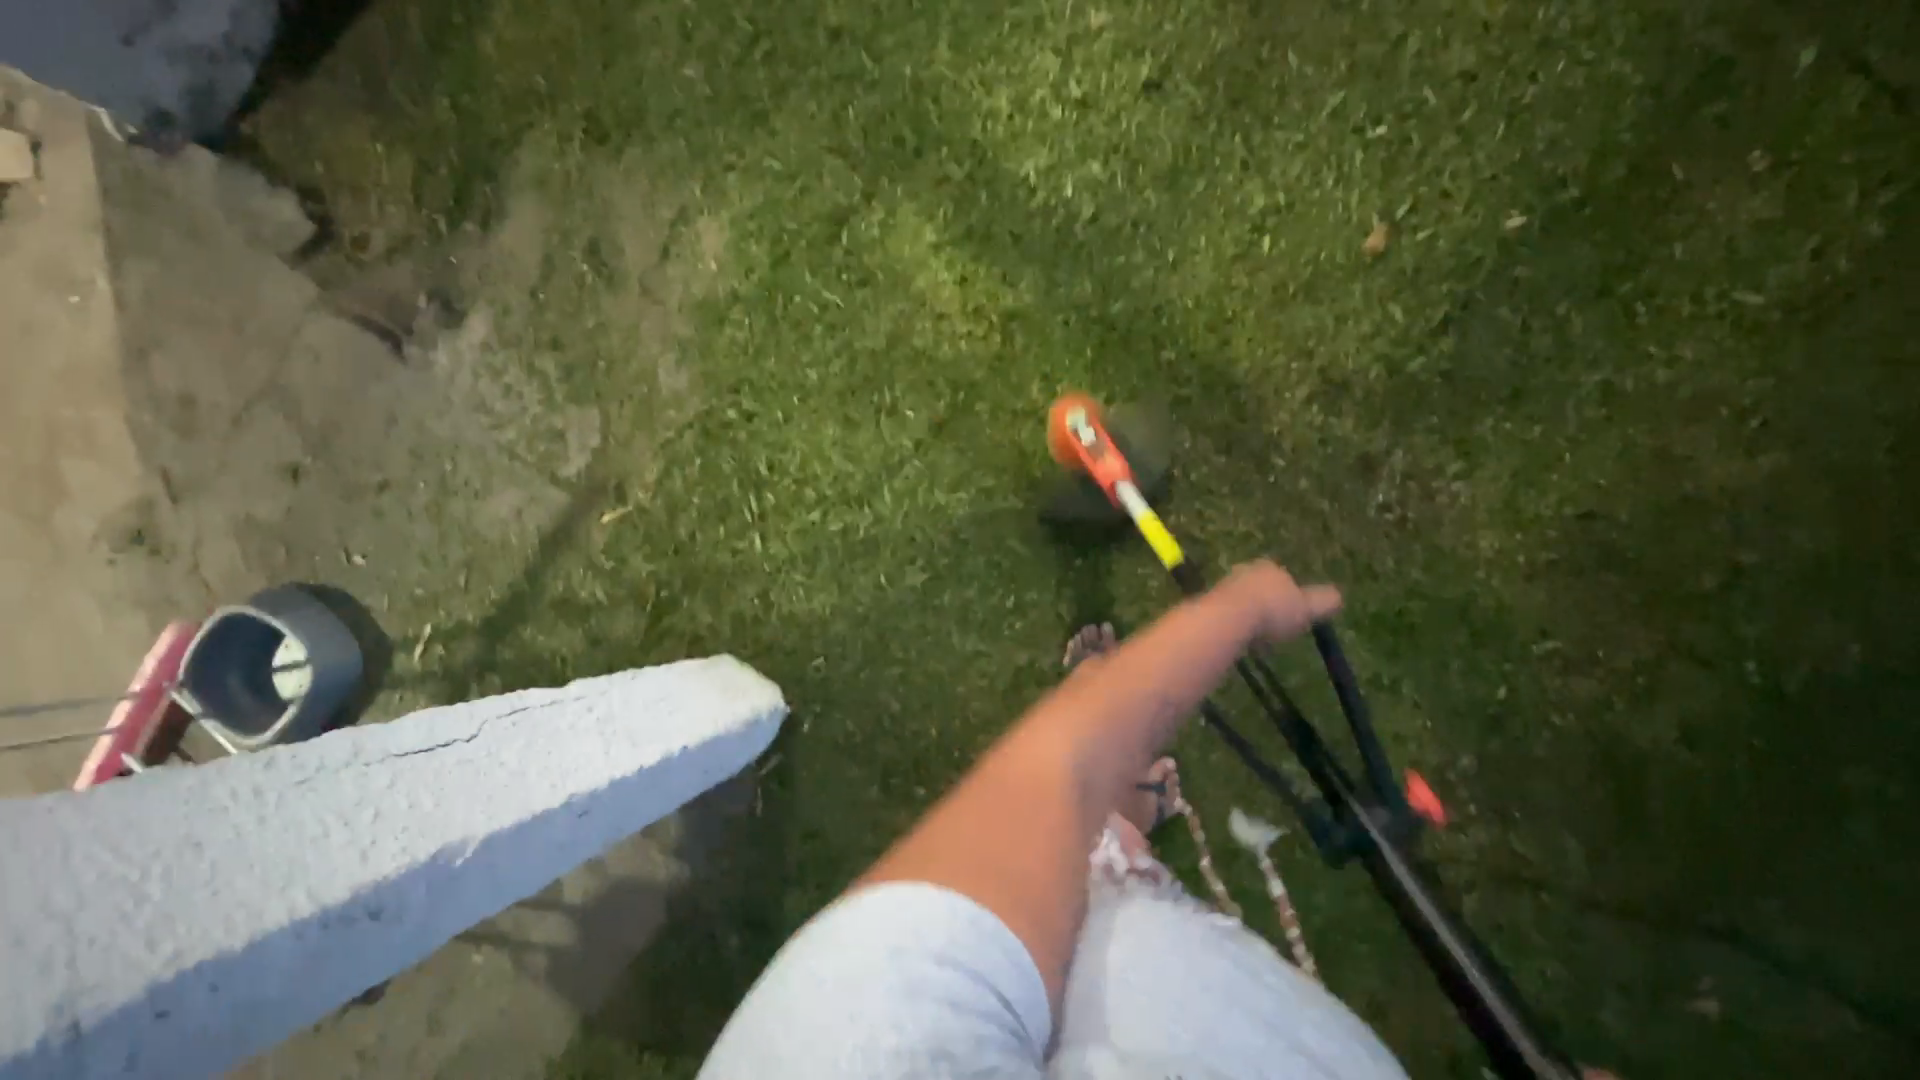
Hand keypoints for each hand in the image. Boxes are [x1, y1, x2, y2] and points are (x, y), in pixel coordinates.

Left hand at [1220, 560, 1342, 642]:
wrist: (1229, 617)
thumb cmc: (1273, 610)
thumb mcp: (1306, 608)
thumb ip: (1322, 602)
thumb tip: (1338, 598)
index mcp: (1269, 568)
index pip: (1282, 578)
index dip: (1289, 597)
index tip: (1292, 617)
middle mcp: (1244, 571)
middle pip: (1259, 589)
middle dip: (1266, 607)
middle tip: (1273, 630)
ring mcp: (1223, 586)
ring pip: (1242, 602)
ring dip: (1249, 618)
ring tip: (1257, 640)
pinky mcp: (1208, 604)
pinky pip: (1226, 616)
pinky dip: (1235, 627)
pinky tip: (1239, 641)